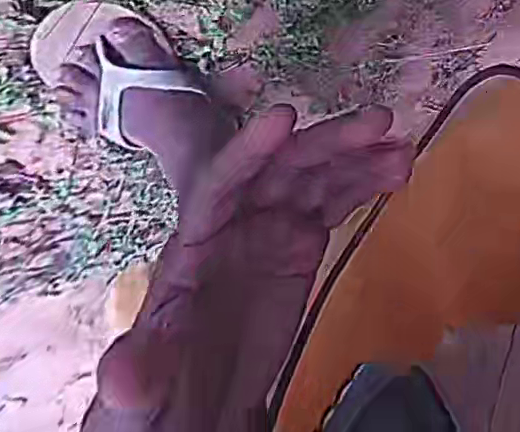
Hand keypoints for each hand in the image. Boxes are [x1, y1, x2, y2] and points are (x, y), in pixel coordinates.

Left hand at [83, 105, 413, 431]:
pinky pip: (335, 200)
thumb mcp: (143, 387)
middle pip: (284, 166)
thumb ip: (141, 369)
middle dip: (329, 141)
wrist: (197, 407)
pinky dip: (364, 182)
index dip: (251, 147)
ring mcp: (272, 226)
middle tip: (376, 121)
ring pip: (317, 175)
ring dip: (358, 156)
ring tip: (400, 145)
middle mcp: (238, 218)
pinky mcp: (299, 241)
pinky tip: (394, 168)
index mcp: (197, 238)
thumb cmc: (161, 389)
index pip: (222, 180)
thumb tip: (120, 373)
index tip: (284, 116)